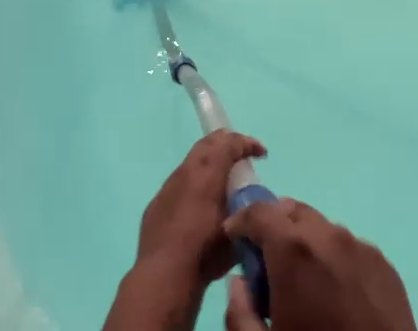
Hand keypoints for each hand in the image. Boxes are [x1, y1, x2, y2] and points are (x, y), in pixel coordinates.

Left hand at [138, 130, 266, 283]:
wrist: (164, 275)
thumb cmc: (206, 251)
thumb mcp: (236, 227)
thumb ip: (247, 208)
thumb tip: (252, 203)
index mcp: (208, 172)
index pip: (230, 143)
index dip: (248, 143)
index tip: (261, 154)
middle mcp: (186, 171)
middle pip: (209, 142)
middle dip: (228, 143)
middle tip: (243, 154)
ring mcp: (167, 187)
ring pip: (192, 162)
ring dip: (209, 164)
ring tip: (222, 179)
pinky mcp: (156, 204)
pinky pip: (179, 183)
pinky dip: (193, 184)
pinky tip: (198, 205)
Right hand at [222, 198, 416, 330]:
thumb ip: (239, 313)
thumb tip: (239, 283)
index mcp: (295, 251)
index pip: (260, 211)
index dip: (241, 220)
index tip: (233, 238)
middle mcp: (330, 236)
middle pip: (294, 212)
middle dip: (274, 227)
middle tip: (265, 261)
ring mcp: (362, 248)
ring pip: (324, 228)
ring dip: (306, 242)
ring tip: (303, 281)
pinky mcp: (385, 264)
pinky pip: (350, 247)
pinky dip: (333, 257)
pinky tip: (333, 291)